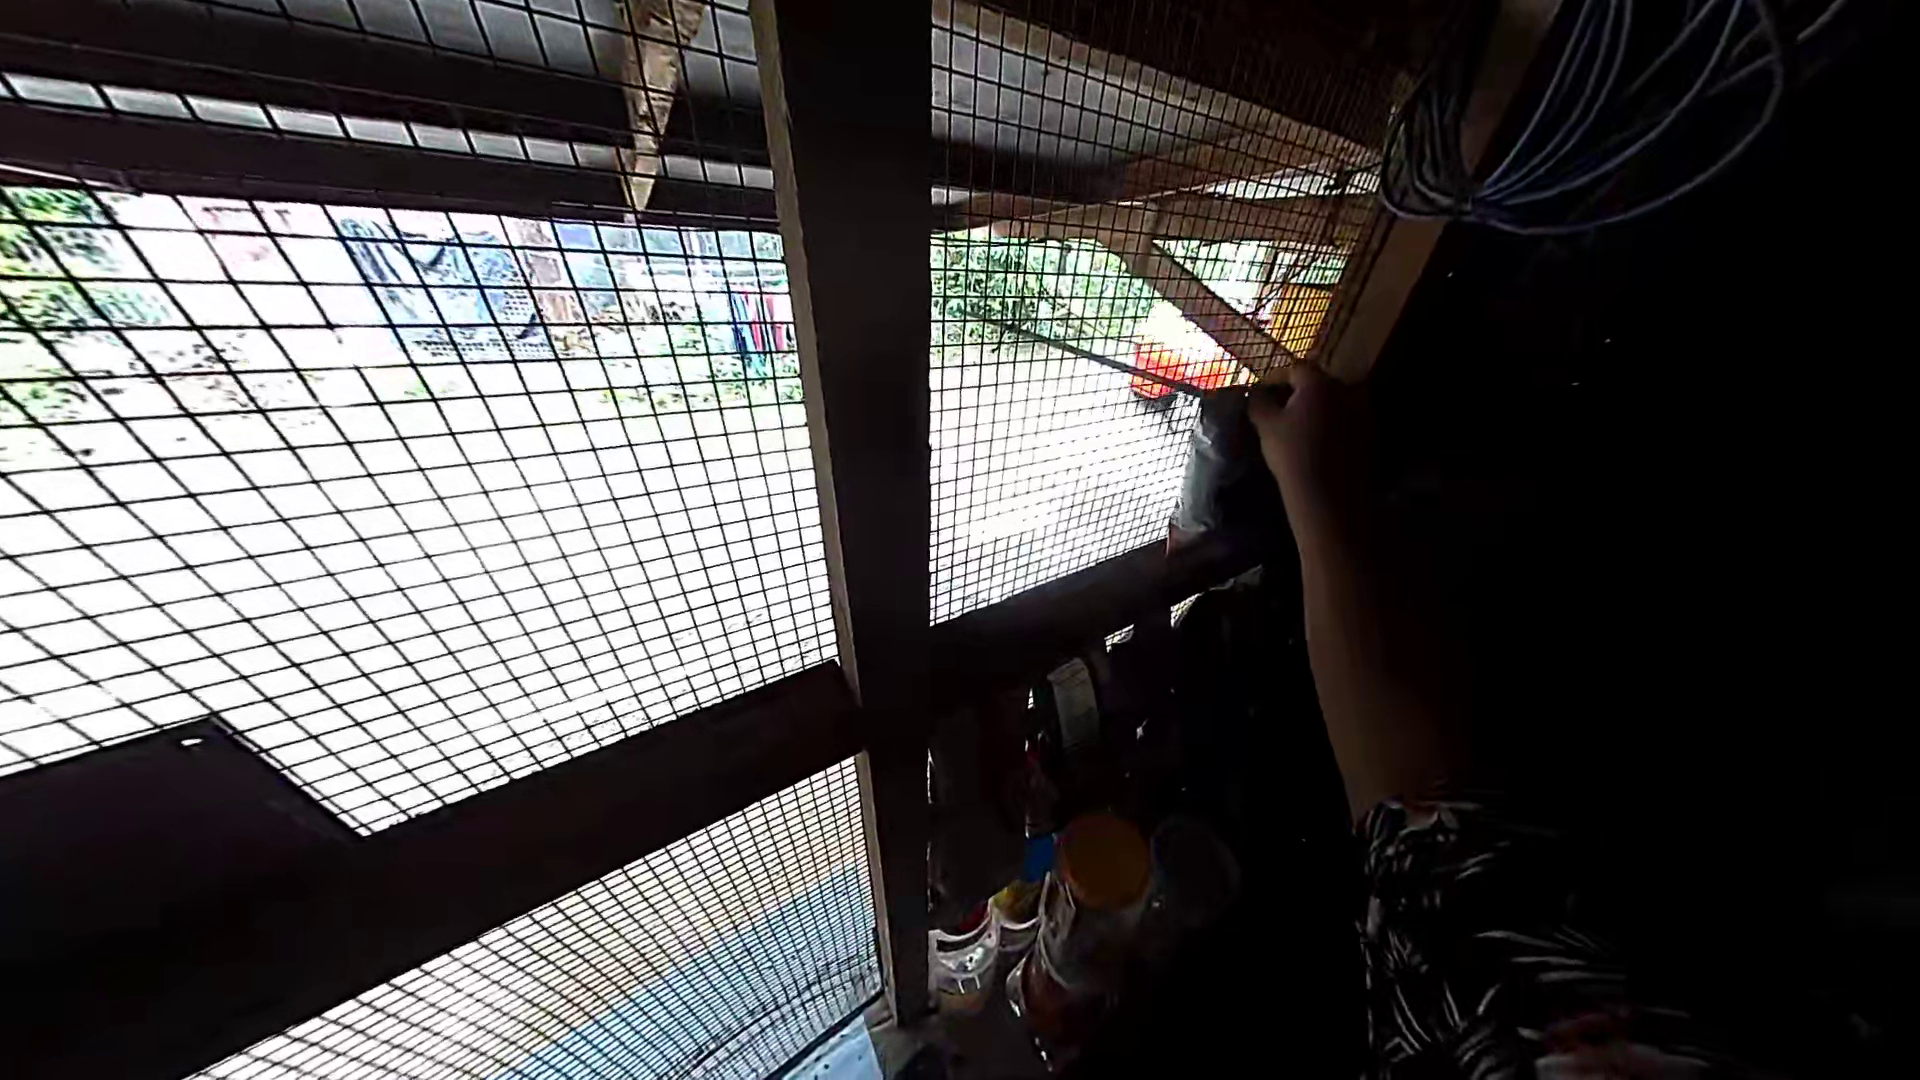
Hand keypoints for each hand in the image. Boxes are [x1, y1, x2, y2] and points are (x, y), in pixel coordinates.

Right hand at [1247, 363, 1364, 537]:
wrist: (1327, 492)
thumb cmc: (1291, 453)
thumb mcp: (1265, 425)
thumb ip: (1258, 402)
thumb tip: (1256, 392)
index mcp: (1318, 384)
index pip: (1295, 368)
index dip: (1276, 377)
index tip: (1262, 393)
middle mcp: (1345, 390)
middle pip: (1318, 382)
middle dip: (1298, 391)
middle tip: (1279, 409)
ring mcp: (1362, 411)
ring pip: (1334, 400)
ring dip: (1317, 407)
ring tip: (1300, 425)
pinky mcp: (1369, 432)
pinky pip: (1346, 419)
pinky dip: (1332, 423)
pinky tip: (1319, 440)